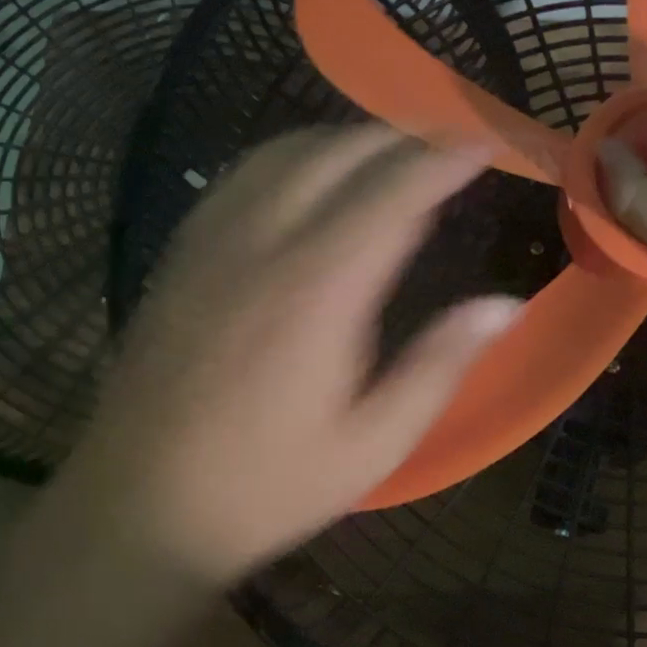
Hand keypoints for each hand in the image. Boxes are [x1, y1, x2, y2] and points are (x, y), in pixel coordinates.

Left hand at [33, 126, 518, 585]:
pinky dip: (289, 158)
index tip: (486, 143)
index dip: (443, 159)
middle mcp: (260, 246)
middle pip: (336, 154)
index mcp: (317, 290)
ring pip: (282, 153)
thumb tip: (504, 306)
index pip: (391, 193)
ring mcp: (210, 245)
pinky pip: (240, 177)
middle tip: (447, 146)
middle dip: (399, 137)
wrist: (142, 510)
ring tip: (388, 153)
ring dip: (344, 140)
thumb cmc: (269, 487)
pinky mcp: (180, 258)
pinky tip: (306, 179)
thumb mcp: (373, 444)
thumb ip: (439, 365)